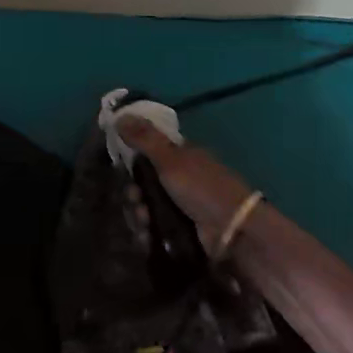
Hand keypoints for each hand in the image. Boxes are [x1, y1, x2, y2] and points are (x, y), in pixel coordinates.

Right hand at [116, 116, 258, 256]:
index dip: (131, 162)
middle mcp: (178, 180)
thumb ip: (145, 138)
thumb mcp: (171, 159)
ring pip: (143, 209)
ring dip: (137, 216)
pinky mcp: (177, 232)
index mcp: (180, 157)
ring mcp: (178, 207)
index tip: (122, 169)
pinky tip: (147, 237)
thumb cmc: (202, 188)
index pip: (147, 153)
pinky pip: (151, 230)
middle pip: (141, 185)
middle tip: (136, 201)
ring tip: (144, 224)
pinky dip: (146, 234)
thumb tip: (119, 115)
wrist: (232, 231)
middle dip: (133, 195)